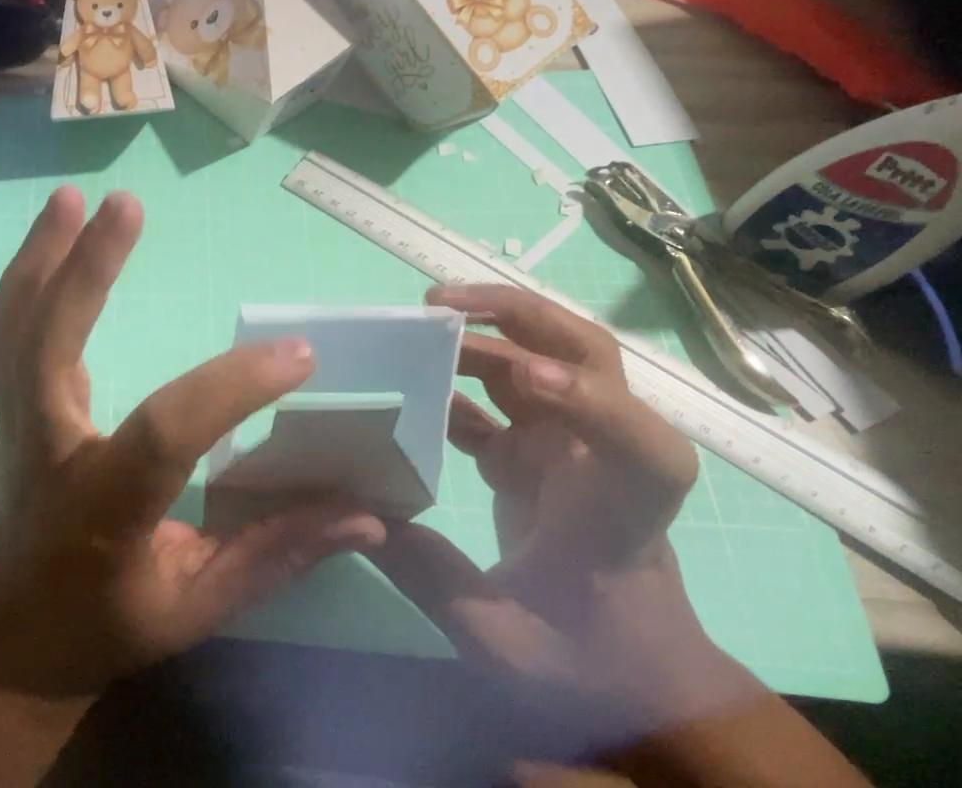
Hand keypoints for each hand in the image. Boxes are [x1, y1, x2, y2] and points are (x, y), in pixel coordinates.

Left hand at [0, 186, 384, 697]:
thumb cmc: (108, 623)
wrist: (19, 635)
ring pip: (12, 329)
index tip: (300, 355)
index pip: (164, 430)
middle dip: (83, 270)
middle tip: (123, 203)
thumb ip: (278, 552)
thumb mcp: (200, 605)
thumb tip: (366, 511)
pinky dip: (27, 284)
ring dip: (39, 258)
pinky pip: (9, 336)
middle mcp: (47, 450)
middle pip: (45, 345)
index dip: (231, 387)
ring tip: (71, 198)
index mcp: (101, 506)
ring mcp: (18, 425)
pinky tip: (53, 244)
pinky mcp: (11, 411)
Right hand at [367, 285, 754, 736]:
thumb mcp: (497, 637)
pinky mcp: (534, 459)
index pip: (638, 444)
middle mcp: (598, 459)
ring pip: (539, 365)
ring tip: (413, 326)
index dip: (593, 400)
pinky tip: (402, 379)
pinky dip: (453, 383)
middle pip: (588, 359)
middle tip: (438, 304)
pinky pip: (495, 403)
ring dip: (482, 338)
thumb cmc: (587, 666)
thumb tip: (346, 508)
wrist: (637, 681)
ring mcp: (566, 452)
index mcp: (617, 509)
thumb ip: (422, 571)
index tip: (527, 378)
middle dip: (520, 318)